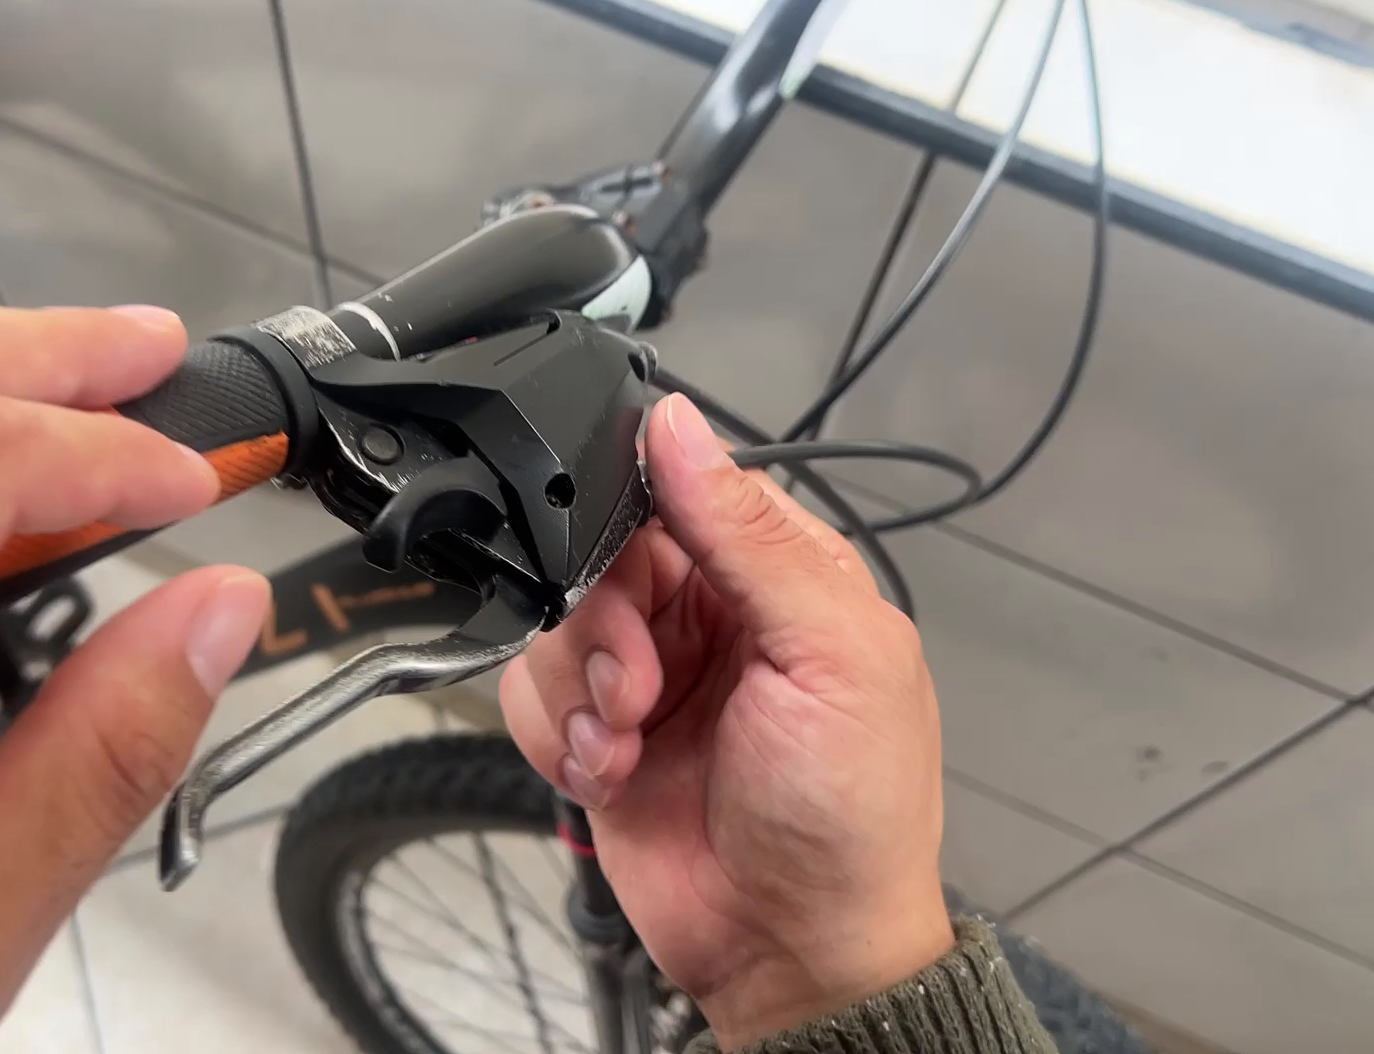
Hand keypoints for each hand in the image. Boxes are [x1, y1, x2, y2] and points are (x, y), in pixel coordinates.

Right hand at [501, 394, 953, 1048]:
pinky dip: (558, 735)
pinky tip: (610, 773)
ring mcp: (639, 669)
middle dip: (605, 627)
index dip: (633, 517)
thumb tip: (677, 425)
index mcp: (766, 572)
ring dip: (580, 691)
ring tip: (629, 744)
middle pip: (597, 556)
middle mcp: (696, 610)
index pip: (674, 491)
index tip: (633, 574)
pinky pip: (529, 694)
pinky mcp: (591, 725)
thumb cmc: (844, 807)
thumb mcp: (826, 655)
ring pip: (553, 623)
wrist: (789, 949)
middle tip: (638, 688)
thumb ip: (749, 536)